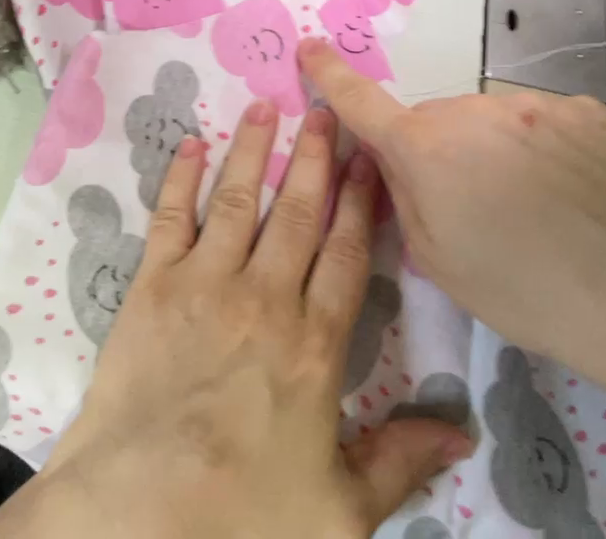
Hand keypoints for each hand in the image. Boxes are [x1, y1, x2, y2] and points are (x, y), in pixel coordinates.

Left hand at [0, 102, 471, 538]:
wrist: (141, 509)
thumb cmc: (244, 511)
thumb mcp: (341, 506)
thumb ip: (401, 461)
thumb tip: (464, 435)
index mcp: (315, 344)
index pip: (347, 255)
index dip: (360, 203)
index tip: (370, 159)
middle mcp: (264, 298)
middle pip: (297, 214)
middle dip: (314, 159)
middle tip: (325, 111)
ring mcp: (204, 285)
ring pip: (238, 202)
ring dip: (252, 152)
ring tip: (265, 107)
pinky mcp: (152, 287)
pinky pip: (170, 219)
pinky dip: (180, 179)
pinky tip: (191, 146)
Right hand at [297, 37, 605, 383]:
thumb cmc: (525, 292)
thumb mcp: (436, 260)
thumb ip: (401, 195)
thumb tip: (391, 157)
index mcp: (426, 150)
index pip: (363, 102)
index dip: (330, 74)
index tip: (309, 45)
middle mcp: (473, 111)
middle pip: (434, 122)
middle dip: (436, 151)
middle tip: (470, 208)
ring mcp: (534, 103)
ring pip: (488, 120)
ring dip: (491, 149)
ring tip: (533, 207)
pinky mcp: (585, 109)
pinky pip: (537, 120)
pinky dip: (538, 146)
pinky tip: (570, 192)